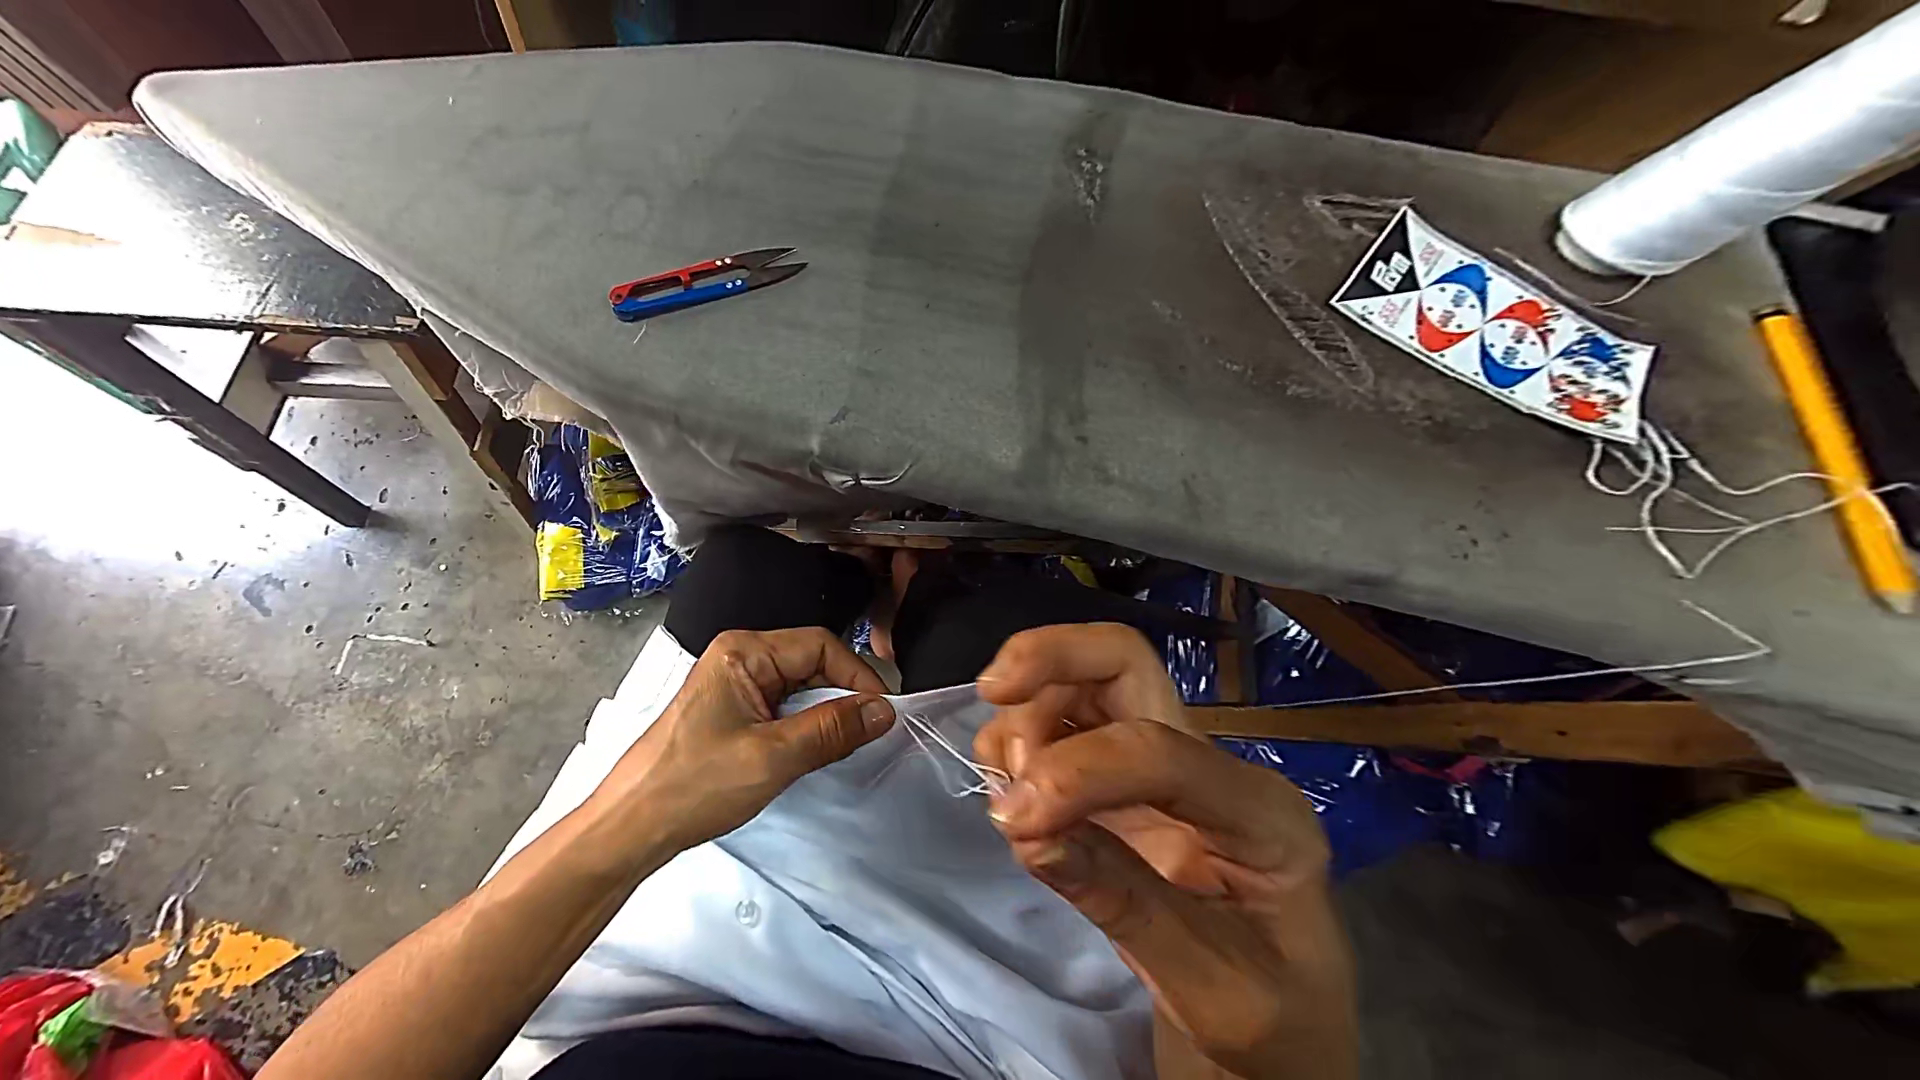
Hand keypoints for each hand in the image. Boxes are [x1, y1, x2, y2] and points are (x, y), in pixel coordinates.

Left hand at [596, 628, 895, 851]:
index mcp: (743, 653)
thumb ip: (833, 729)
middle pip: (812, 662)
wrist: (629, 828)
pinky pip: (785, 706)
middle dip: (842, 696)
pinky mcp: (734, 711)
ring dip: (825, 713)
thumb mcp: (773, 757)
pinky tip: (812, 749)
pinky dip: (806, 725)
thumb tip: (883, 711)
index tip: (880, 712)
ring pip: (801, 687)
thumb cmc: (690, 786)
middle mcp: (739, 659)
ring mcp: (735, 685)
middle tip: (865, 731)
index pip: (821, 646)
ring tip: (840, 744)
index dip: (857, 676)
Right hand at [975, 624, 1356, 1079]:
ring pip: (1087, 679)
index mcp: (1261, 813)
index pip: (1162, 753)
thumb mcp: (1212, 990)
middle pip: (1126, 661)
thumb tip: (1025, 830)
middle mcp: (1212, 761)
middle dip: (1052, 657)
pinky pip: (1066, 720)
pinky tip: (1012, 780)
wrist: (1281, 1022)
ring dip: (1030, 706)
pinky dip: (1022, 731)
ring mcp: (1165, 759)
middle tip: (994, 689)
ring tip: (1008, 777)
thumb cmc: (1269, 1014)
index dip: (1080, 771)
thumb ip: (1122, 902)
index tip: (1015, 819)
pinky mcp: (1125, 774)